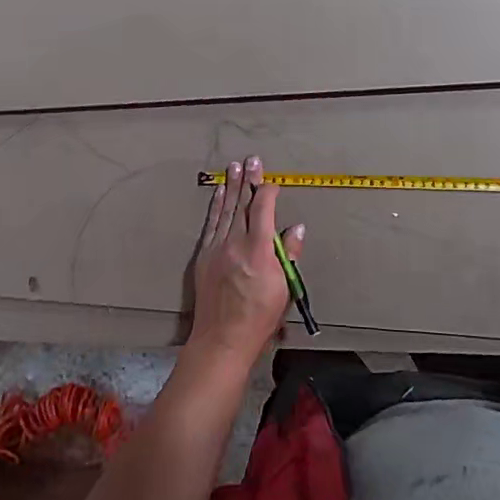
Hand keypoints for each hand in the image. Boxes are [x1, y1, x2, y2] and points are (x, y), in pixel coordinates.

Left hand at [186, 156, 304, 364]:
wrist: (222, 339)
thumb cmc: (259, 319)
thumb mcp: (285, 289)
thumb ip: (289, 254)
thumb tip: (295, 228)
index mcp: (258, 251)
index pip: (263, 210)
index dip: (268, 192)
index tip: (273, 182)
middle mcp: (235, 244)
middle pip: (242, 205)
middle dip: (248, 180)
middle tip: (251, 160)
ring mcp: (216, 248)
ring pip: (225, 210)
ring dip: (230, 187)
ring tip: (233, 167)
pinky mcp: (204, 256)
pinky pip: (211, 224)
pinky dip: (216, 207)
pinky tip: (219, 194)